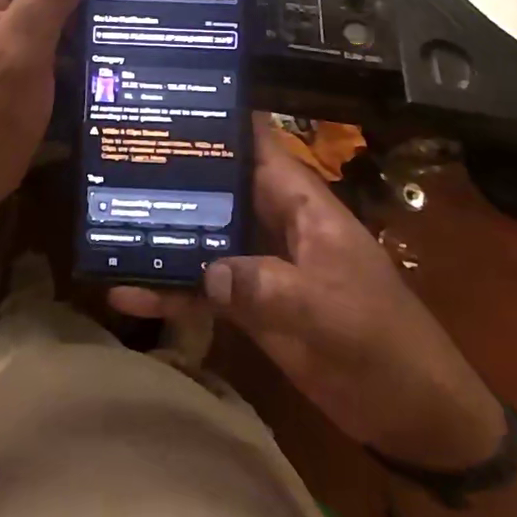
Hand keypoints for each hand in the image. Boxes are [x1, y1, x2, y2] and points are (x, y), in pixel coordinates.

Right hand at [110, 120, 508, 467]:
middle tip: (112, 152)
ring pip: (198, 234)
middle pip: (215, 185)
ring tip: (102, 219)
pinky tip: (126, 293)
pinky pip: (196, 286)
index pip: (259, 147)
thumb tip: (206, 273)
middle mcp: (271, 224)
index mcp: (302, 208)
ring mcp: (256, 264)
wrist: (414, 420)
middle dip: (170, 169)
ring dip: (157, 231)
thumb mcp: (334, 315)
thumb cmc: (387, 347)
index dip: (221, 118)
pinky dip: (166, 288)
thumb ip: (270, 289)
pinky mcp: (244, 302)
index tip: (169, 96)